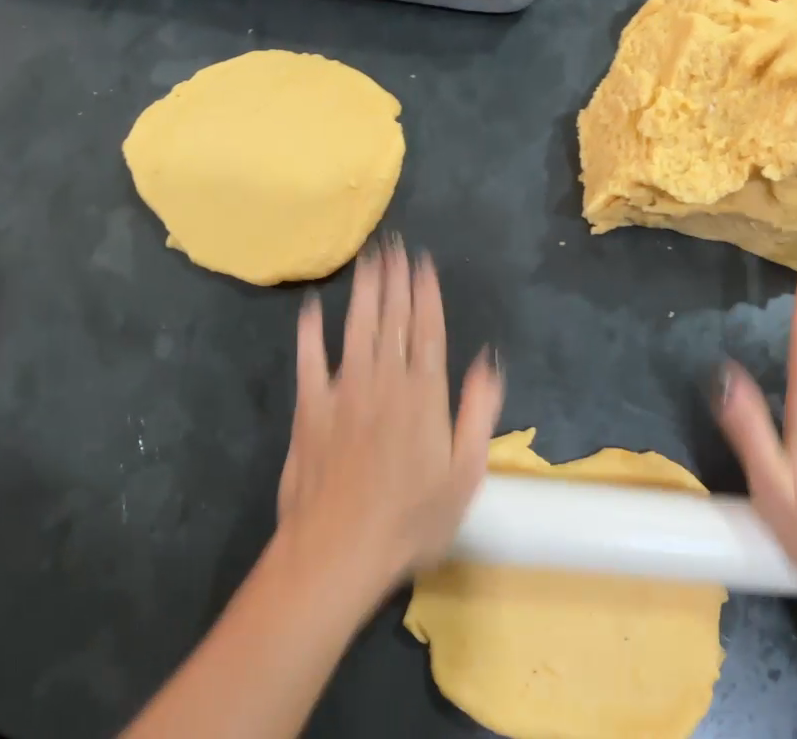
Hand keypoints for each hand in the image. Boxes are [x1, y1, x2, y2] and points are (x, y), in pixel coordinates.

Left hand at [278, 239, 503, 589]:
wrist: (338, 551)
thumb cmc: (411, 520)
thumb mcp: (464, 474)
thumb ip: (477, 412)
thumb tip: (487, 361)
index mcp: (424, 395)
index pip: (428, 330)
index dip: (426, 294)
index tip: (424, 262)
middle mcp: (385, 382)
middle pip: (392, 320)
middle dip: (395, 280)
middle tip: (394, 245)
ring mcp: (344, 392)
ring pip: (356, 329)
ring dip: (363, 292)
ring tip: (367, 259)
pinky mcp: (310, 409)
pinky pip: (309, 361)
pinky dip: (309, 333)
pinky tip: (310, 308)